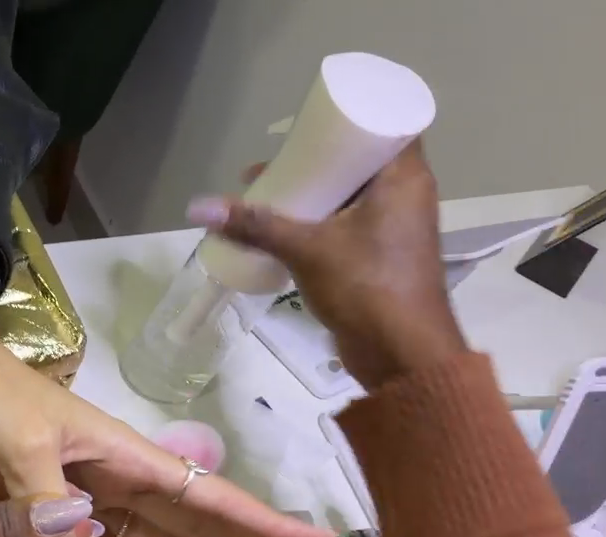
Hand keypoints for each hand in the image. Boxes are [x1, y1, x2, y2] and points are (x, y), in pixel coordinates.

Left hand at [0, 248, 331, 536]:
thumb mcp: (18, 449)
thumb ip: (43, 512)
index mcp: (120, 454)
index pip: (204, 492)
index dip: (256, 520)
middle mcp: (113, 473)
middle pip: (189, 515)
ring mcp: (86, 486)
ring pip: (153, 527)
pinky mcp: (52, 496)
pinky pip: (104, 533)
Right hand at [185, 142, 468, 388]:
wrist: (400, 349)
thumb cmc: (366, 286)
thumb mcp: (306, 249)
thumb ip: (254, 227)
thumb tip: (199, 208)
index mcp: (404, 177)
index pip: (385, 124)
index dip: (347, 119)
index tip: (305, 128)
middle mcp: (406, 193)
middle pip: (359, 162)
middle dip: (315, 162)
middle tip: (274, 167)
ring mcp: (394, 226)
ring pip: (350, 196)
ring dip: (313, 195)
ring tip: (270, 198)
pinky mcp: (379, 255)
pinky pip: (346, 224)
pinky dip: (318, 222)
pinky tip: (286, 232)